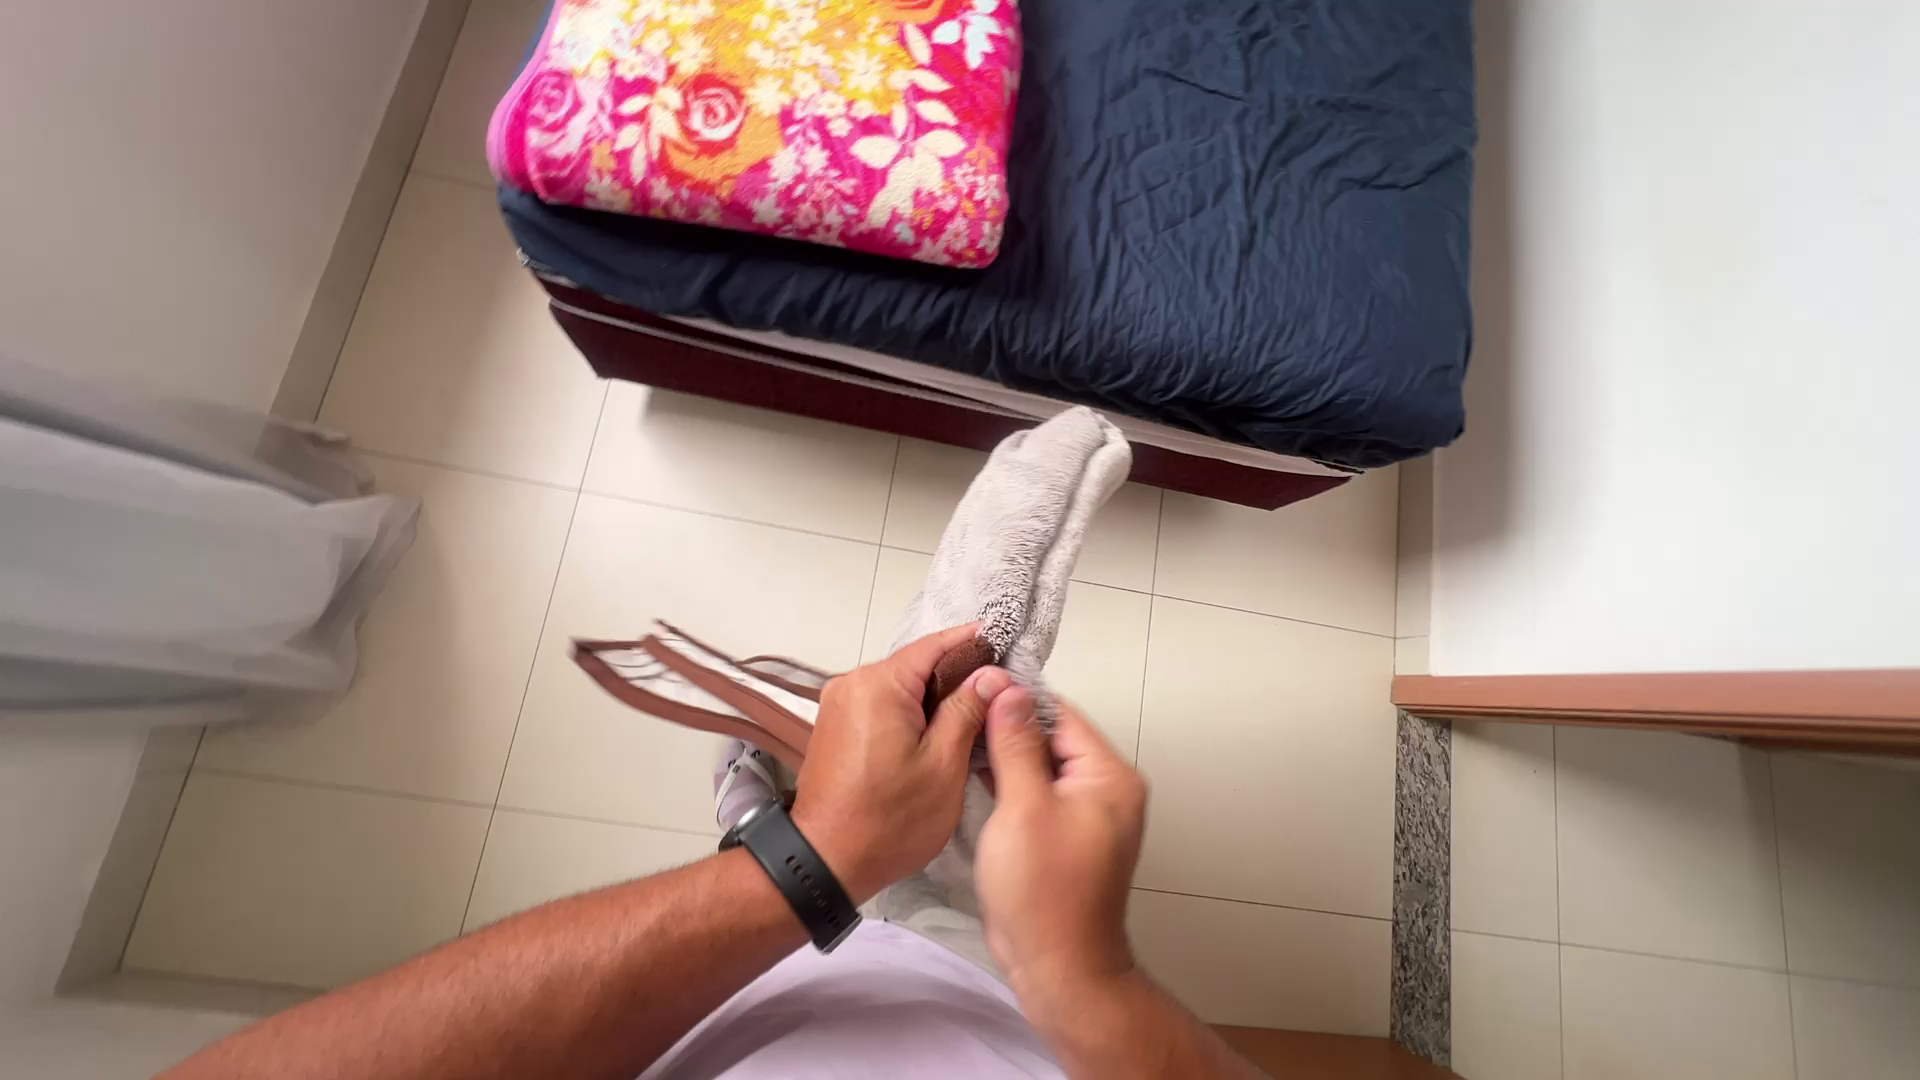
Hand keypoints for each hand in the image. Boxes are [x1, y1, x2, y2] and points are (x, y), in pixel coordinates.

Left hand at [791, 624, 1010, 904]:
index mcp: (879, 684)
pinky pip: (881, 703)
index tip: (1003, 642)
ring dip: (933, 696)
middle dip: (956, 674)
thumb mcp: (942, 766)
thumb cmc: (890, 819)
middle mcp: (853, 682)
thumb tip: (992, 674)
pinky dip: (910, 711)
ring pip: (899, 686)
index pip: (934, 645)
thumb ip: (967, 711)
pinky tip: (935, 731)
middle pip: (915, 665)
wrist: (823, 863)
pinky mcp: (835, 725)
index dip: (971, 642)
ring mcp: (839, 703)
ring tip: (974, 713)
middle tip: (998, 690)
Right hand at [975, 690, 1146, 1004]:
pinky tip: (973, 767)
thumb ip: (1016, 743)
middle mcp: (1103, 788)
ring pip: (1039, 763)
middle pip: (1051, 736)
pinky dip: (1009, 778)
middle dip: (1007, 723)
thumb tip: (1007, 690)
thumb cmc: (1044, 891)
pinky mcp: (1061, 832)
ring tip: (960, 732)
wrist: (1057, 969)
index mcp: (1108, 776)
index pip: (1060, 714)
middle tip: (960, 707)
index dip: (1017, 697)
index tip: (975, 682)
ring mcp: (1083, 812)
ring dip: (1004, 750)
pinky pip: (1035, 790)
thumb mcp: (1025, 806)